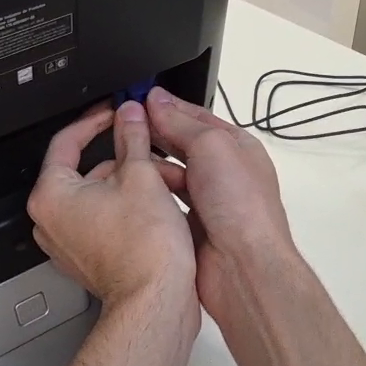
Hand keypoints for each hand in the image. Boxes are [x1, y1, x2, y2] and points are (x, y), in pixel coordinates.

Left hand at [28, 102, 195, 308]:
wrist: (155, 300)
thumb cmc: (143, 251)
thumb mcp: (141, 176)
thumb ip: (132, 138)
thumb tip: (130, 116)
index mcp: (51, 196)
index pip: (66, 141)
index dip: (95, 120)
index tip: (113, 112)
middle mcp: (50, 221)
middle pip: (86, 169)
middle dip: (123, 156)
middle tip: (147, 143)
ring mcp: (67, 243)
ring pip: (98, 195)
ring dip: (130, 181)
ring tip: (163, 177)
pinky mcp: (87, 259)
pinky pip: (103, 220)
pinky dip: (126, 207)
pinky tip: (157, 204)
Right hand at [143, 86, 302, 327]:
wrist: (243, 266)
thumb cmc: (240, 205)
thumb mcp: (211, 146)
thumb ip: (181, 123)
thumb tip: (158, 101)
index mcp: (236, 147)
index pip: (197, 117)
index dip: (168, 106)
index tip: (140, 99)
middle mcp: (223, 173)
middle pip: (181, 144)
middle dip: (155, 133)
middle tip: (123, 123)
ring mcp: (207, 201)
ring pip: (170, 174)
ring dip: (150, 164)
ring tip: (122, 154)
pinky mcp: (190, 227)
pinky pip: (165, 202)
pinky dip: (151, 194)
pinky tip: (134, 188)